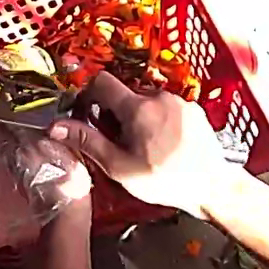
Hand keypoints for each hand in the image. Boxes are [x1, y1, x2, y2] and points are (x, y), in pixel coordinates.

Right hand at [48, 72, 233, 218]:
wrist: (212, 186)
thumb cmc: (165, 181)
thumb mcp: (120, 166)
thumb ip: (88, 142)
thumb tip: (56, 127)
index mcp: (138, 108)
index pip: (101, 81)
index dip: (89, 95)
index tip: (89, 114)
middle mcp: (159, 97)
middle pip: (125, 94)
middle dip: (116, 113)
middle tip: (118, 141)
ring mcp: (179, 101)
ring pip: (146, 101)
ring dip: (138, 117)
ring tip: (144, 147)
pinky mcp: (193, 109)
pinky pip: (166, 107)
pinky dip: (158, 120)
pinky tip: (163, 144)